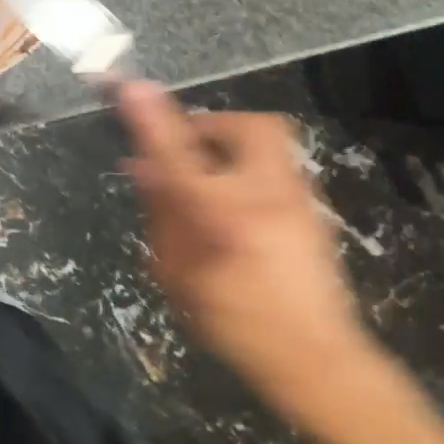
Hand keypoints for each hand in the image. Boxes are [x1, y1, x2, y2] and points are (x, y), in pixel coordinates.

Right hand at [117, 81, 380, 411]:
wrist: (315, 358)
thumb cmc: (231, 322)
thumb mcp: (176, 273)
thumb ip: (162, 213)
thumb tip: (141, 167)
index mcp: (222, 217)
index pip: (176, 152)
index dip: (149, 117)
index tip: (128, 85)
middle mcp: (267, 197)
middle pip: (247, 127)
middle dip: (211, 125)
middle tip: (184, 148)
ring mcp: (300, 200)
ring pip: (267, 141)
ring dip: (228, 146)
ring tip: (203, 174)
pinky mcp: (315, 208)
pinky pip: (275, 165)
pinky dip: (245, 167)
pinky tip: (229, 199)